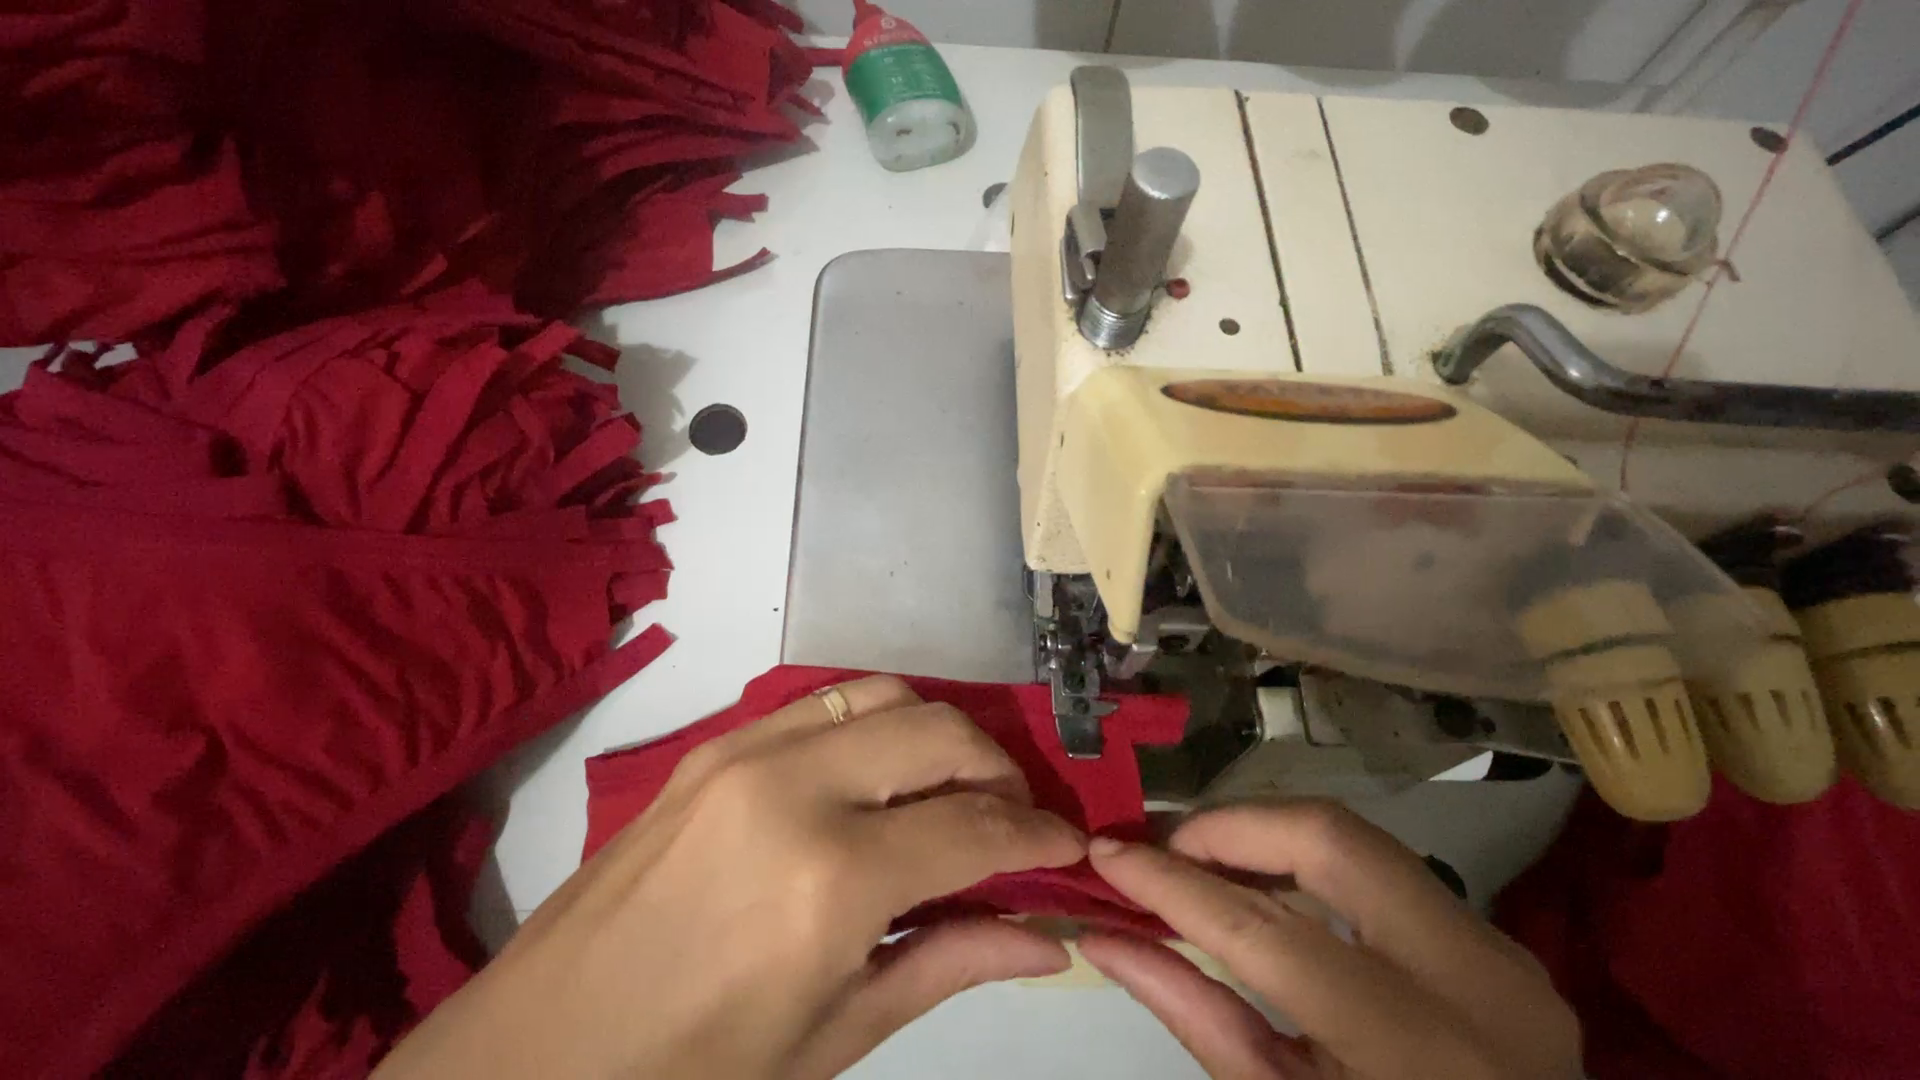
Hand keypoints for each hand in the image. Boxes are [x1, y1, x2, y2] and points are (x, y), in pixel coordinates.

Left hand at [376, 676, 1086, 1079]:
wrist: (531, 1055)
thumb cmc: (691, 1071)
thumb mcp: (831, 1037)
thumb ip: (947, 964)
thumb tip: (1049, 939)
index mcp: (828, 880)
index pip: (974, 830)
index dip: (1037, 837)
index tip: (1071, 847)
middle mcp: (793, 787)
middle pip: (940, 733)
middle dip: (999, 771)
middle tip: (1014, 824)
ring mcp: (744, 752)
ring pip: (885, 694)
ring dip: (938, 734)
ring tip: (952, 792)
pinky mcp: (712, 745)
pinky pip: (823, 701)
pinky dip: (877, 722)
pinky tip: (879, 777)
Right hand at [1078, 802, 1579, 1079]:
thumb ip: (1197, 1018)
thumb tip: (1106, 938)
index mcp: (1418, 1054)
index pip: (1269, 934)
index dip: (1174, 886)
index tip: (1106, 855)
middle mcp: (1474, 977)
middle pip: (1327, 836)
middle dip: (1225, 827)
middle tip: (1158, 848)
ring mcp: (1497, 949)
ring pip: (1355, 837)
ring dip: (1261, 835)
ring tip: (1194, 860)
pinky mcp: (1493, 938)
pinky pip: (1380, 869)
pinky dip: (1303, 862)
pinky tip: (1257, 885)